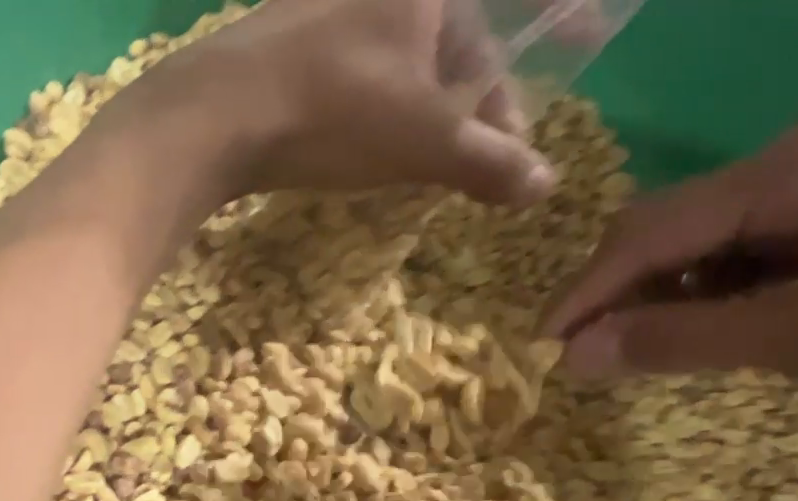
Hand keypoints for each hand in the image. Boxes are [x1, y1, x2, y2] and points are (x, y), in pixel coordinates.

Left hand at [111, 0, 556, 206]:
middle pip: (448, 37)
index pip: (501, 16)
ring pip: (395, 56)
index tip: (589, 41)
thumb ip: (486, 160)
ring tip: (432, 156)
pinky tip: (368, 143)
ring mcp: (319, 9)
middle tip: (488, 149)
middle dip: (476, 93)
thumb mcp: (422, 140)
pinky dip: (374, 103)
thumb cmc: (332, 110)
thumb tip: (546, 185)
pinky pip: (349, 69)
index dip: (550, 30)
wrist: (209, 116)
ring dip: (423, 104)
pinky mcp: (277, 45)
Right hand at [544, 105, 797, 387]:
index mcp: (795, 168)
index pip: (646, 233)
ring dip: (670, 291)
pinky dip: (722, 282)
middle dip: (619, 292)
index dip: (583, 294)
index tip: (537, 350)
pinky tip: (726, 320)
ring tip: (655, 350)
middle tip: (589, 358)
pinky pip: (755, 232)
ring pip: (707, 230)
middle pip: (668, 221)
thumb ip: (686, 340)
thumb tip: (575, 356)